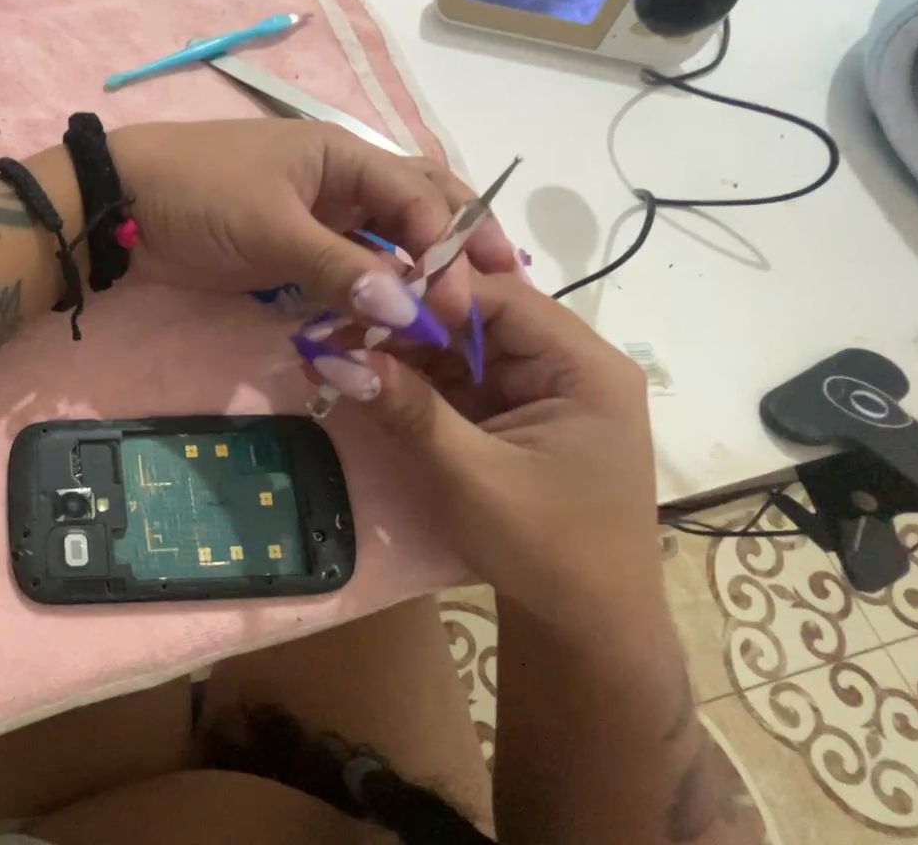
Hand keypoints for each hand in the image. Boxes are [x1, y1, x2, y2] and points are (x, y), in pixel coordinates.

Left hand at [105, 119, 518, 328]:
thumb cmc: (198, 193)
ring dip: (417, 271)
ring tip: (451, 313)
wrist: (121, 206)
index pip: (419, 196)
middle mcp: (340, 181)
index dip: (450, 245)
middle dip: (457, 244)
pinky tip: (391, 315)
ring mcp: (315, 216)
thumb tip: (410, 310)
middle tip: (499, 289)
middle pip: (416, 209)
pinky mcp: (289, 249)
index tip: (462, 301)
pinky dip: (369, 288)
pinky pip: (344, 267)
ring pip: (383, 241)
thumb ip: (338, 267)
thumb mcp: (270, 226)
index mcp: (343, 154)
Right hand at [305, 272, 660, 626]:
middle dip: (405, 324)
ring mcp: (536, 391)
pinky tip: (363, 378)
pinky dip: (410, 380)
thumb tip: (332, 354)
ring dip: (400, 352)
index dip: (431, 292)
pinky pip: (454, 381)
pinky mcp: (510, 415)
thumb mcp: (472, 474)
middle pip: (476, 319)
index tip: (360, 299)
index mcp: (583, 368)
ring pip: (459, 348)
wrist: (586, 625)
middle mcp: (565, 366)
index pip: (501, 298)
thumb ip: (407, 409)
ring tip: (336, 352)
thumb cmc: (549, 548)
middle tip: (334, 328)